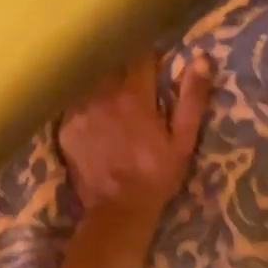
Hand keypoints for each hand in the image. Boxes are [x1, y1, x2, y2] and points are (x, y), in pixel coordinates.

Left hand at [57, 52, 213, 224]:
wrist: (117, 210)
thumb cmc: (156, 176)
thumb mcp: (183, 141)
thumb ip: (192, 99)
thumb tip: (201, 59)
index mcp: (135, 95)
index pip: (141, 57)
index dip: (150, 58)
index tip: (156, 66)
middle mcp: (103, 95)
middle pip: (113, 65)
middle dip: (125, 70)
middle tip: (136, 85)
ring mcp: (80, 110)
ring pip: (93, 82)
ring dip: (104, 85)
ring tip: (114, 101)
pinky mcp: (66, 127)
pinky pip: (76, 103)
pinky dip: (86, 104)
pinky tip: (96, 119)